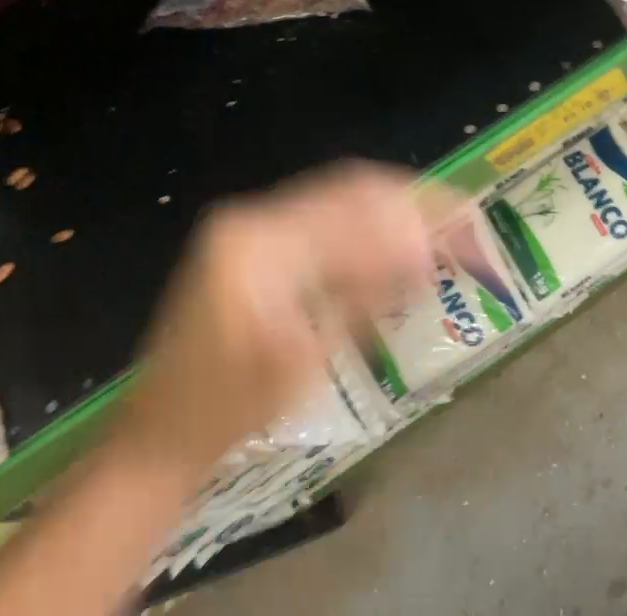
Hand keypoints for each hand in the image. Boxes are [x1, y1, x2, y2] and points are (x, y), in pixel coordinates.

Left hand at [112, 163, 440, 479]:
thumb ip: (364, 295)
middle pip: (353, 190)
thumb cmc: (229, 410)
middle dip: (415, 203)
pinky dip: (370, 227)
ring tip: (446, 227)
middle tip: (467, 221)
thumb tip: (425, 252)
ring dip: (397, 211)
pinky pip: (325, 219)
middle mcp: (253, 219)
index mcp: (258, 243)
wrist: (159, 436)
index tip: (467, 228)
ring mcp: (251, 229)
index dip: (418, 214)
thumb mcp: (305, 358)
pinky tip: (401, 243)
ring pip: (343, 199)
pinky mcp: (255, 246)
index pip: (356, 207)